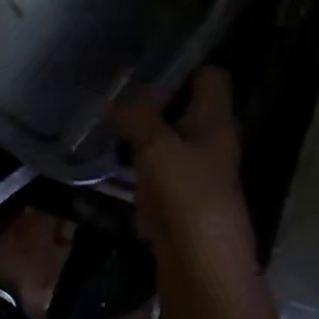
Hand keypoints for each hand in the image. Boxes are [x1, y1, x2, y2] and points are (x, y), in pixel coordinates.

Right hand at [110, 68, 256, 266]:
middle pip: (185, 107)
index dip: (185, 65)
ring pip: (166, 137)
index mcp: (215, 124)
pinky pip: (152, 166)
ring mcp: (192, 171)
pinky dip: (134, 157)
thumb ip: (136, 120)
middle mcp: (209, 143)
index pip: (210, 79)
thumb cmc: (188, 195)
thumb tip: (114, 103)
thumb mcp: (158, 147)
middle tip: (113, 86)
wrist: (198, 260)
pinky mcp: (174, 196)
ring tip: (102, 115)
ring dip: (140, 128)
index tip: (147, 58)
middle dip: (153, 97)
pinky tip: (107, 154)